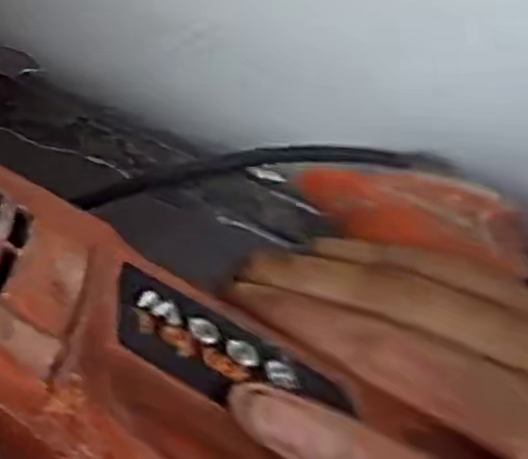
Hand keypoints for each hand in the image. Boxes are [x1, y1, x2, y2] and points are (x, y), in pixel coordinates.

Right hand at [224, 236, 527, 458]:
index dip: (303, 322)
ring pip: (428, 276)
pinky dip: (386, 256)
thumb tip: (251, 405)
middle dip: (303, 282)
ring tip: (272, 264)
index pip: (395, 354)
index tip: (231, 303)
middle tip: (236, 277)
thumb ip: (366, 456)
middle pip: (405, 301)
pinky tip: (339, 254)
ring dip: (333, 264)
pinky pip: (462, 268)